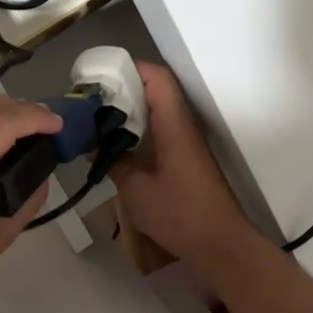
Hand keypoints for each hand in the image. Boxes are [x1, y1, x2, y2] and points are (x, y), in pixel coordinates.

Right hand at [108, 63, 255, 274]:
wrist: (220, 244)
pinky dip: (139, 126)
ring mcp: (186, 140)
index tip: (99, 76)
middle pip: (155, 88)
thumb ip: (113, 161)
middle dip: (122, 87)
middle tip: (92, 99)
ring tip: (99, 118)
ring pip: (157, 108)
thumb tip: (93, 144)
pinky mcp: (186, 155)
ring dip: (131, 108)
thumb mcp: (136, 190)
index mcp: (173, 124)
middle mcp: (182, 124)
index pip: (156, 77)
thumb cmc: (180, 214)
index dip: (129, 68)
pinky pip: (161, 126)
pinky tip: (119, 143)